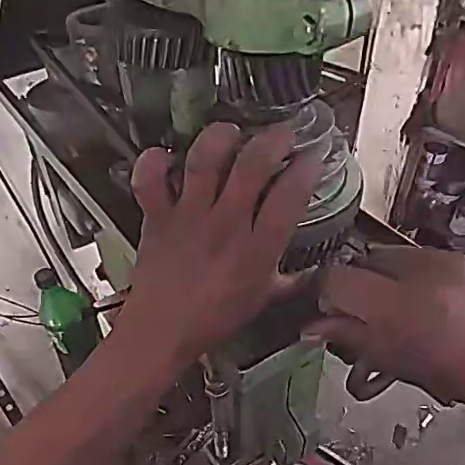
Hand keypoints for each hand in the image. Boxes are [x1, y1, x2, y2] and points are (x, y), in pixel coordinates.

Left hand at [117, 122, 323, 367]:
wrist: (163, 332)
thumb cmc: (214, 318)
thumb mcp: (264, 299)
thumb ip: (290, 280)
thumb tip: (314, 274)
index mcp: (257, 248)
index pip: (290, 196)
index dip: (306, 168)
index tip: (313, 156)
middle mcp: (226, 225)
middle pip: (252, 165)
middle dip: (273, 139)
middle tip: (281, 134)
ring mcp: (189, 217)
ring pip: (204, 160)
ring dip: (220, 138)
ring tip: (231, 133)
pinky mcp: (158, 217)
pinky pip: (150, 179)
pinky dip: (155, 161)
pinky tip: (169, 156)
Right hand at [306, 248, 464, 415]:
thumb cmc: (462, 376)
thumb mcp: (398, 363)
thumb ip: (352, 338)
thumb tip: (313, 327)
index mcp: (400, 307)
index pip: (336, 279)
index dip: (322, 294)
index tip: (324, 313)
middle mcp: (418, 273)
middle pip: (359, 262)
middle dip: (351, 286)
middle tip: (354, 315)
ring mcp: (441, 261)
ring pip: (385, 257)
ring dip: (376, 280)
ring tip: (387, 311)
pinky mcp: (457, 258)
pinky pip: (413, 258)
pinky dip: (402, 276)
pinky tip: (414, 302)